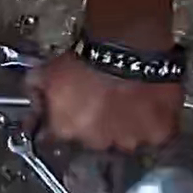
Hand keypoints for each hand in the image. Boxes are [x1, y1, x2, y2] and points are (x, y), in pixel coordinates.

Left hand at [27, 52, 181, 151]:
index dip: (59, 126)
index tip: (65, 117)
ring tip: (123, 106)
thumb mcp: (43, 75)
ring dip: (122, 129)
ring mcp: (129, 140)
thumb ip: (35, 97)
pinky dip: (150, 125)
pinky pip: (153, 136)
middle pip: (90, 141)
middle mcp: (95, 141)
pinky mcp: (158, 134)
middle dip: (91, 128)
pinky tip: (145, 109)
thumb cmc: (83, 61)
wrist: (123, 51)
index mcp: (65, 130)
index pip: (55, 138)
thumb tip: (34, 107)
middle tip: (97, 106)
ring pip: (123, 141)